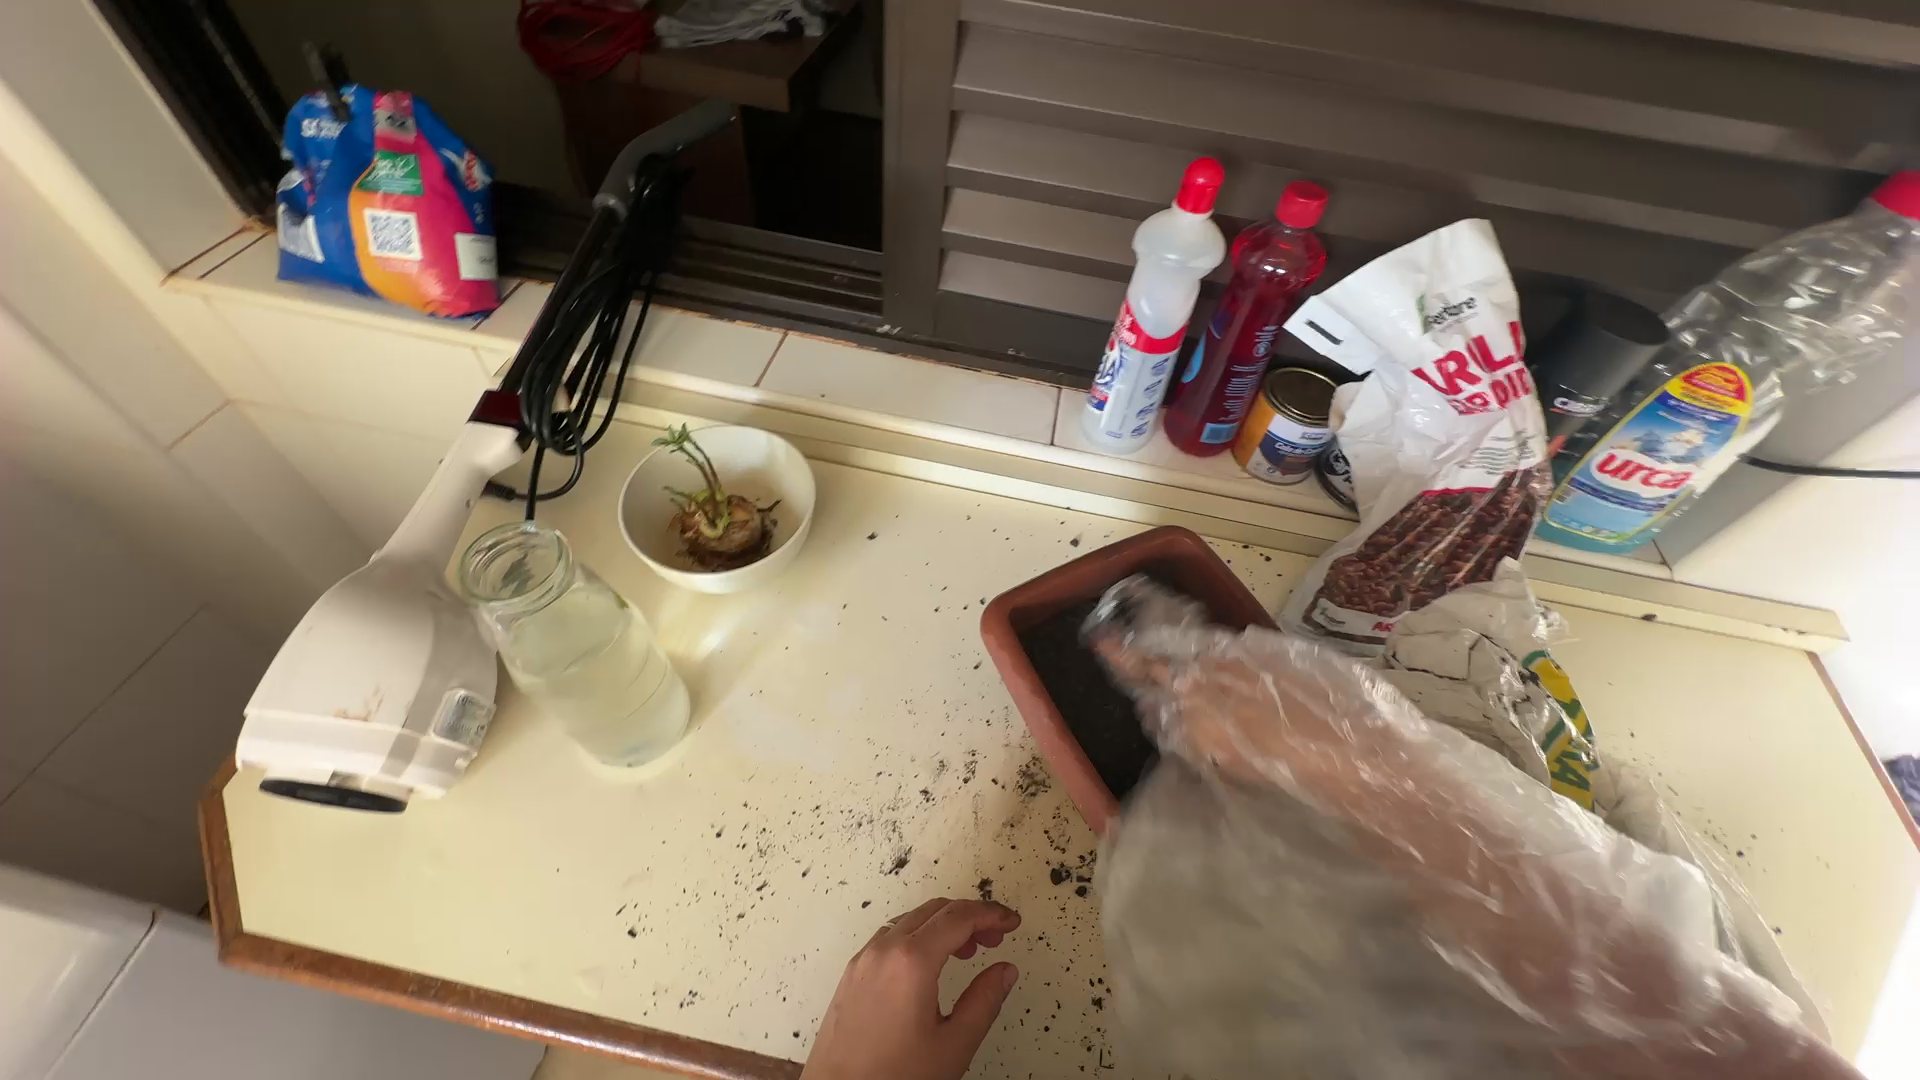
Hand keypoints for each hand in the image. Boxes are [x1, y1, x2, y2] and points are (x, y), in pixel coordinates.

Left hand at [800, 898, 1020, 1079]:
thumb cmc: (893, 1079)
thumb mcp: (953, 1046)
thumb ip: (984, 1002)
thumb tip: (1005, 971)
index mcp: (912, 961)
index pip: (960, 917)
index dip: (991, 914)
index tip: (1011, 921)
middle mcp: (885, 949)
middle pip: (936, 910)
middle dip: (971, 916)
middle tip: (995, 937)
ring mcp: (864, 958)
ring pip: (912, 919)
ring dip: (944, 925)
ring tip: (967, 951)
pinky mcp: (852, 972)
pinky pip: (891, 935)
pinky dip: (918, 935)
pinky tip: (930, 962)